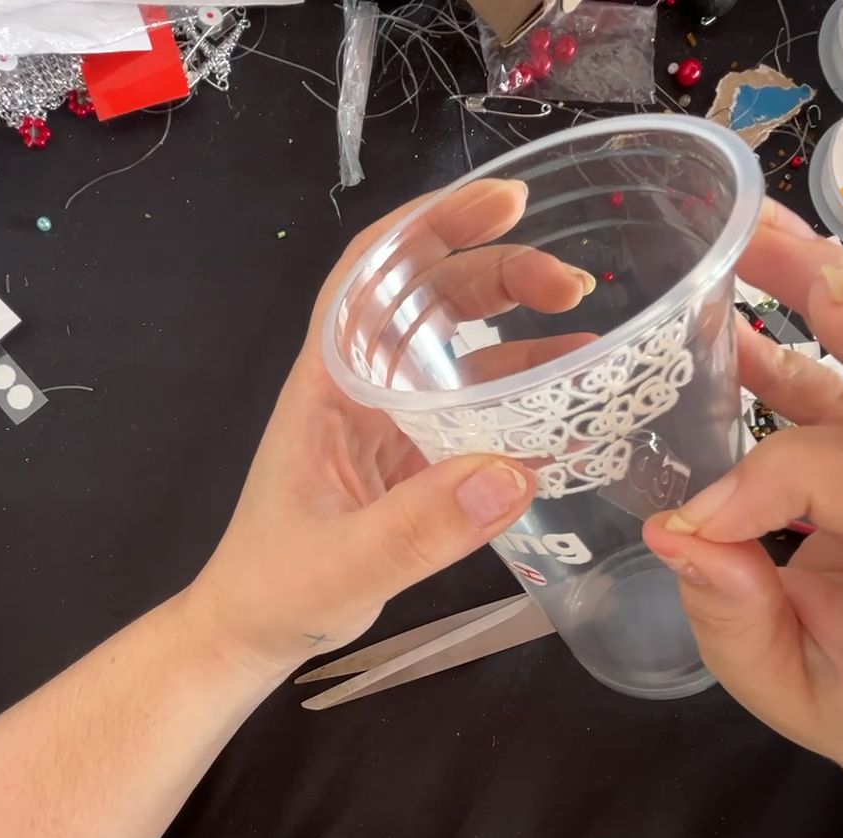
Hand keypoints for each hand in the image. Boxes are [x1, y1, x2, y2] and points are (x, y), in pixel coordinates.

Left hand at [188, 180, 597, 673]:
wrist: (256, 628)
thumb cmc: (275, 589)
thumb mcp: (342, 565)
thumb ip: (417, 529)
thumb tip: (512, 476)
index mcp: (328, 387)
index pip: (370, 274)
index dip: (431, 224)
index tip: (506, 203)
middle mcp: (359, 391)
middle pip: (427, 304)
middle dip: (499, 277)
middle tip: (572, 287)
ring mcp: (387, 427)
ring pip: (456, 360)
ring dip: (519, 344)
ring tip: (586, 351)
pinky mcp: (408, 464)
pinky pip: (467, 419)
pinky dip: (513, 410)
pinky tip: (560, 420)